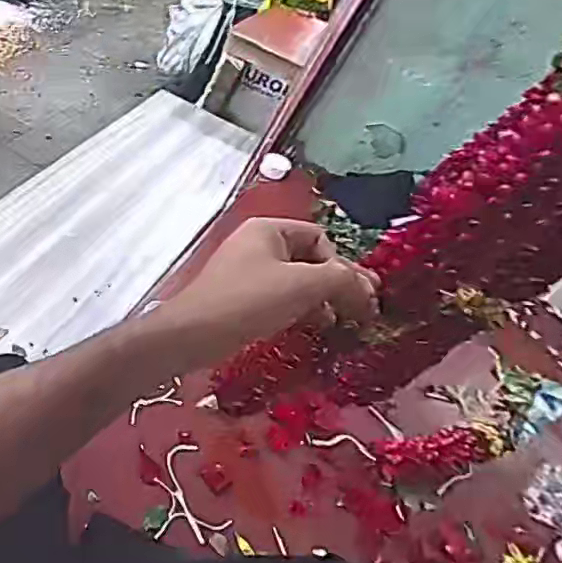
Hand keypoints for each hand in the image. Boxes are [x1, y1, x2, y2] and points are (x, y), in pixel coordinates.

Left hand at [152, 218, 378, 359]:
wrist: (193, 333)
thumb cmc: (247, 301)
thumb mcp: (301, 285)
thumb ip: (341, 280)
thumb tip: (368, 289)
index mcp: (269, 229)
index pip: (321, 240)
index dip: (344, 266)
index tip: (362, 297)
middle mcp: (258, 244)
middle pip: (310, 259)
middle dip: (337, 283)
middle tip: (364, 311)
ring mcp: (247, 270)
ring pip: (297, 280)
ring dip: (322, 299)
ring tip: (341, 322)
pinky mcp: (242, 297)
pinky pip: (280, 296)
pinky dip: (300, 308)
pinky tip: (313, 326)